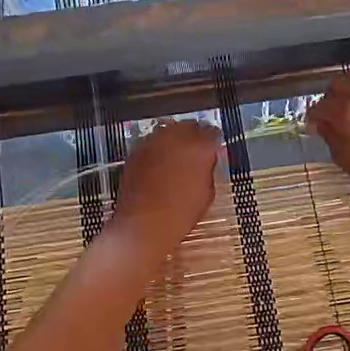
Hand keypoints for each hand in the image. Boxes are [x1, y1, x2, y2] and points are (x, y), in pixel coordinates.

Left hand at [111, 120, 220, 247]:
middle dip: (194, 137)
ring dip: (174, 141)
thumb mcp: (207, 193)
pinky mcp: (136, 150)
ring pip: (168, 131)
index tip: (213, 151)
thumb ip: (208, 170)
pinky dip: (158, 149)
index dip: (213, 143)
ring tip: (176, 158)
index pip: (212, 133)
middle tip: (195, 153)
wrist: (143, 224)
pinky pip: (152, 143)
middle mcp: (175, 136)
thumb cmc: (181, 214)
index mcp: (199, 146)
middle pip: (189, 126)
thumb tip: (206, 162)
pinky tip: (159, 165)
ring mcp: (153, 141)